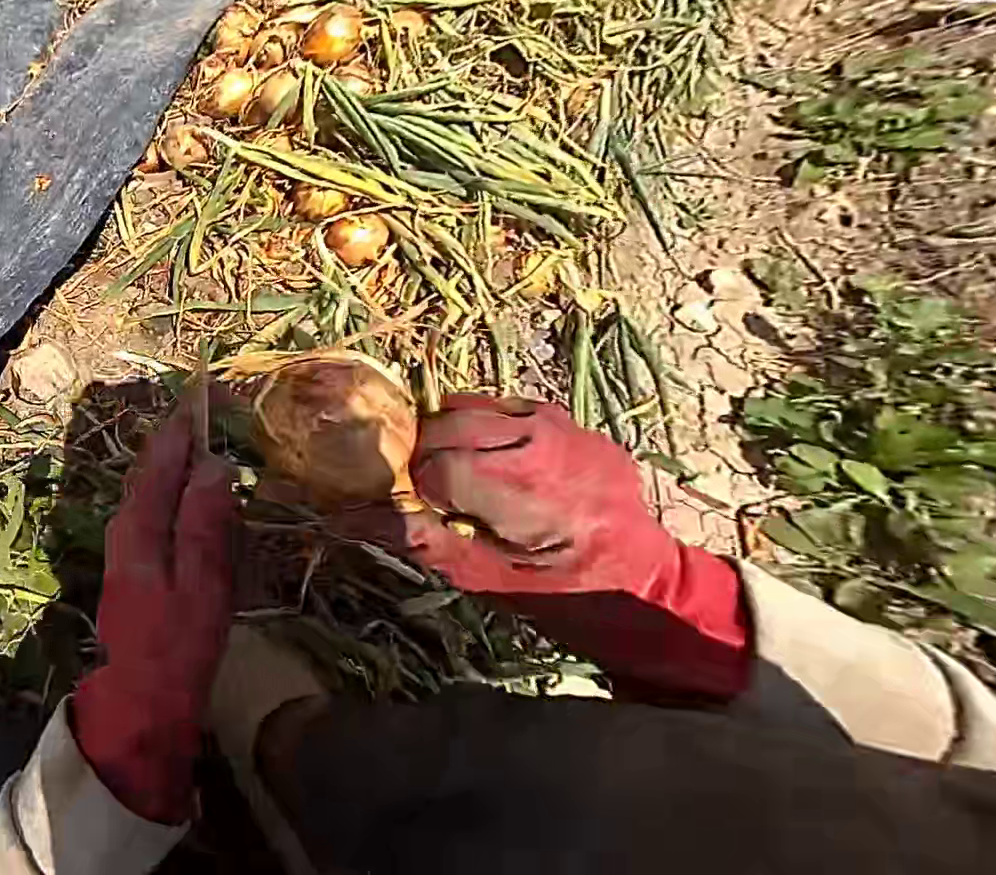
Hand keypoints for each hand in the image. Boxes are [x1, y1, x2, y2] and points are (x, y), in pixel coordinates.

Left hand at [72, 400, 238, 823]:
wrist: (138, 702)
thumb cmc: (175, 646)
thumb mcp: (200, 586)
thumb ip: (205, 524)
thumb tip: (213, 464)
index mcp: (140, 521)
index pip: (164, 452)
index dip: (189, 418)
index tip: (214, 388)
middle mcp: (127, 519)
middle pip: (159, 461)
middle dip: (189, 432)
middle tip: (224, 407)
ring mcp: (129, 537)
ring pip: (160, 482)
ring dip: (188, 458)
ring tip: (219, 438)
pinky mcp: (138, 554)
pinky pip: (163, 505)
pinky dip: (184, 488)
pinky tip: (206, 492)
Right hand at [406, 394, 750, 701]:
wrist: (646, 579)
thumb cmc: (560, 590)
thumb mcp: (486, 578)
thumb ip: (420, 539)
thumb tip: (349, 517)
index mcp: (524, 492)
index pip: (435, 466)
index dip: (422, 489)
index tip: (433, 511)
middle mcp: (539, 444)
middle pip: (443, 426)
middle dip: (425, 455)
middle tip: (435, 489)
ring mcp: (556, 423)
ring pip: (464, 407)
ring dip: (447, 435)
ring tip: (459, 470)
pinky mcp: (563, 415)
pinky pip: (497, 405)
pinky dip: (477, 425)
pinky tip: (488, 456)